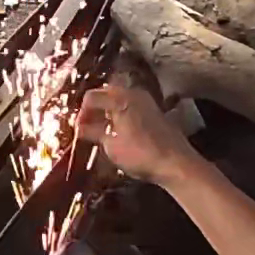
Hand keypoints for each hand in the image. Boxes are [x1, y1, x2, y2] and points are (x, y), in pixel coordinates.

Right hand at [76, 84, 203, 185]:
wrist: (175, 162)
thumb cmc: (140, 154)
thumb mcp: (112, 146)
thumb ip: (94, 133)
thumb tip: (80, 128)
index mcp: (119, 99)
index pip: (91, 97)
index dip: (81, 113)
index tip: (78, 128)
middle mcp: (132, 93)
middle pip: (105, 92)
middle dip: (94, 108)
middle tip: (87, 126)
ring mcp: (145, 99)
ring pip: (119, 97)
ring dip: (107, 109)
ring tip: (100, 129)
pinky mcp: (153, 109)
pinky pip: (130, 104)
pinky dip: (120, 112)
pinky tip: (117, 129)